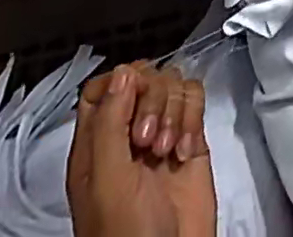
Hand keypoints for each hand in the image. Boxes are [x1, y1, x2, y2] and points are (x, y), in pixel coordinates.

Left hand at [67, 62, 217, 236]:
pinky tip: (188, 149)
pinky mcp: (191, 138)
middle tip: (150, 140)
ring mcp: (162, 133)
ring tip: (170, 150)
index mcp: (96, 143)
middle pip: (144, 78)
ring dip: (176, 111)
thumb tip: (124, 71)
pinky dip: (195, 116)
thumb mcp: (108, 182)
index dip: (122, 82)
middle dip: (153, 100)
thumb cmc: (127, 234)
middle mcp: (128, 132)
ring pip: (173, 84)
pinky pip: (196, 100)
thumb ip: (110, 124)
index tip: (134, 100)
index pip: (105, 86)